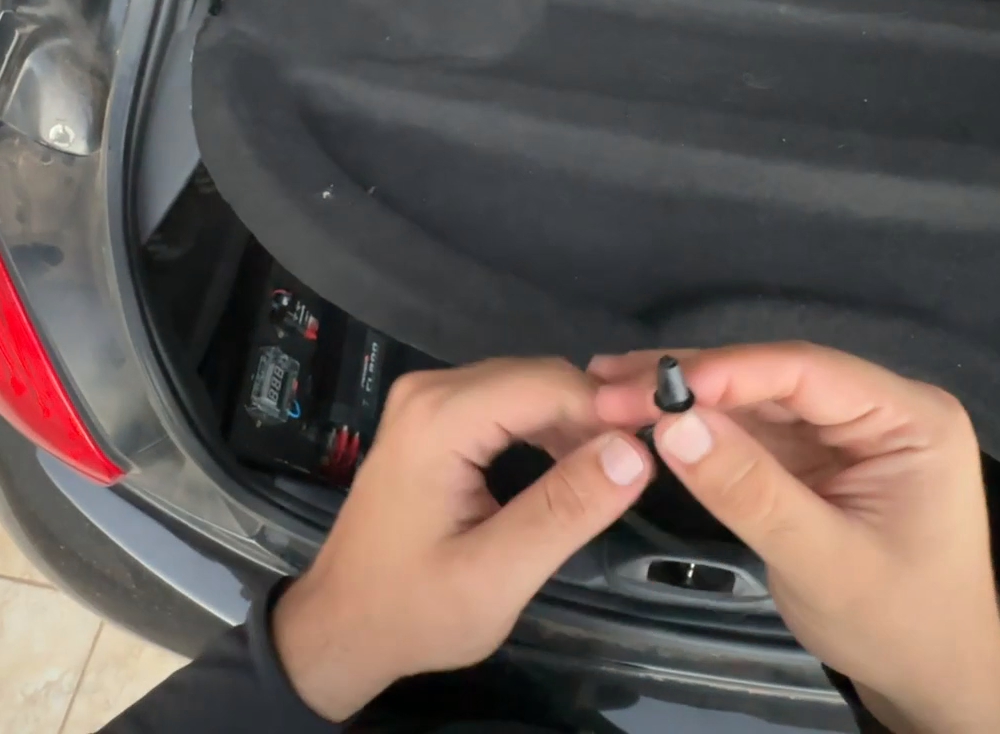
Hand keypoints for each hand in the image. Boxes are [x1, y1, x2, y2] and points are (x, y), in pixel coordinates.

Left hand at [273, 358, 653, 719]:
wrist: (342, 624)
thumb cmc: (413, 608)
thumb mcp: (495, 576)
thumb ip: (565, 511)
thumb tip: (634, 452)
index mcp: (439, 417)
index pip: (547, 383)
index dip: (607, 408)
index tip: (657, 446)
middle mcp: (431, 389)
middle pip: (537, 376)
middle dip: (594, 414)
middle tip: (638, 466)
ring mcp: (428, 398)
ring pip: (525, 385)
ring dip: (572, 420)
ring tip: (609, 471)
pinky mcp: (432, 414)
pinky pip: (504, 400)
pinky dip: (544, 425)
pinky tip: (567, 464)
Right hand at [593, 345, 999, 733]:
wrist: (929, 685)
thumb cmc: (898, 627)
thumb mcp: (823, 563)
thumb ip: (750, 491)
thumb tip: (672, 424)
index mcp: (908, 418)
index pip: (806, 371)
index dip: (726, 371)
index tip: (651, 385)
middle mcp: (873, 406)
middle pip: (767, 376)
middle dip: (686, 382)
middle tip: (608, 387)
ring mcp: (837, 427)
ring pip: (746, 395)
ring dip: (678, 396)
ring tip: (606, 389)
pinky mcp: (807, 450)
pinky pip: (743, 425)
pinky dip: (692, 422)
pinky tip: (642, 413)